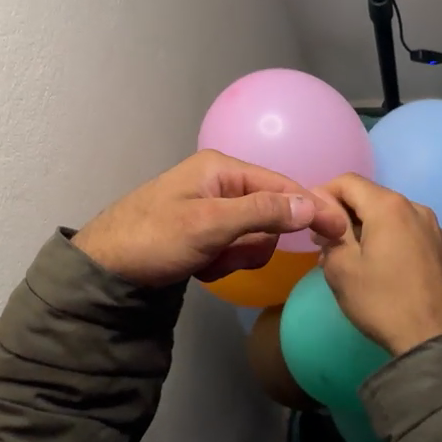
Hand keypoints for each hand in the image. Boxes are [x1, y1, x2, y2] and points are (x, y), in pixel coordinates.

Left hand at [71, 151, 328, 287]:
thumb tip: (310, 204)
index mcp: (221, 168)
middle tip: (223, 254)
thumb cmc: (153, 240)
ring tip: (204, 261)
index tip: (337, 230)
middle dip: (251, 242)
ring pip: (252, 237)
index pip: (281, 185)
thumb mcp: (210, 224)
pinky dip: (220, 263)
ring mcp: (210, 209)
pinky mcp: (203, 234)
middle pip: (268, 215)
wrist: (104, 272)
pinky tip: (196, 267)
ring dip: (235, 256)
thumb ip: (262, 213)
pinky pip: (233, 250)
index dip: (309, 207)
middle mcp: (219, 183)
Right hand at [307, 174, 441, 356]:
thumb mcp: (341, 268)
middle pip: (369, 196)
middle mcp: (414, 206)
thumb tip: (324, 211)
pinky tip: (376, 265)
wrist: (433, 339)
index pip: (347, 181)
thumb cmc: (381, 302)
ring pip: (387, 213)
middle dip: (343, 214)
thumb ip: (330, 230)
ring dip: (364, 227)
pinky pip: (404, 229)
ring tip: (349, 258)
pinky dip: (385, 237)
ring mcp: (431, 225)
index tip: (311, 222)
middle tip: (324, 245)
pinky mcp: (439, 245)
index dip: (323, 195)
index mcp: (388, 206)